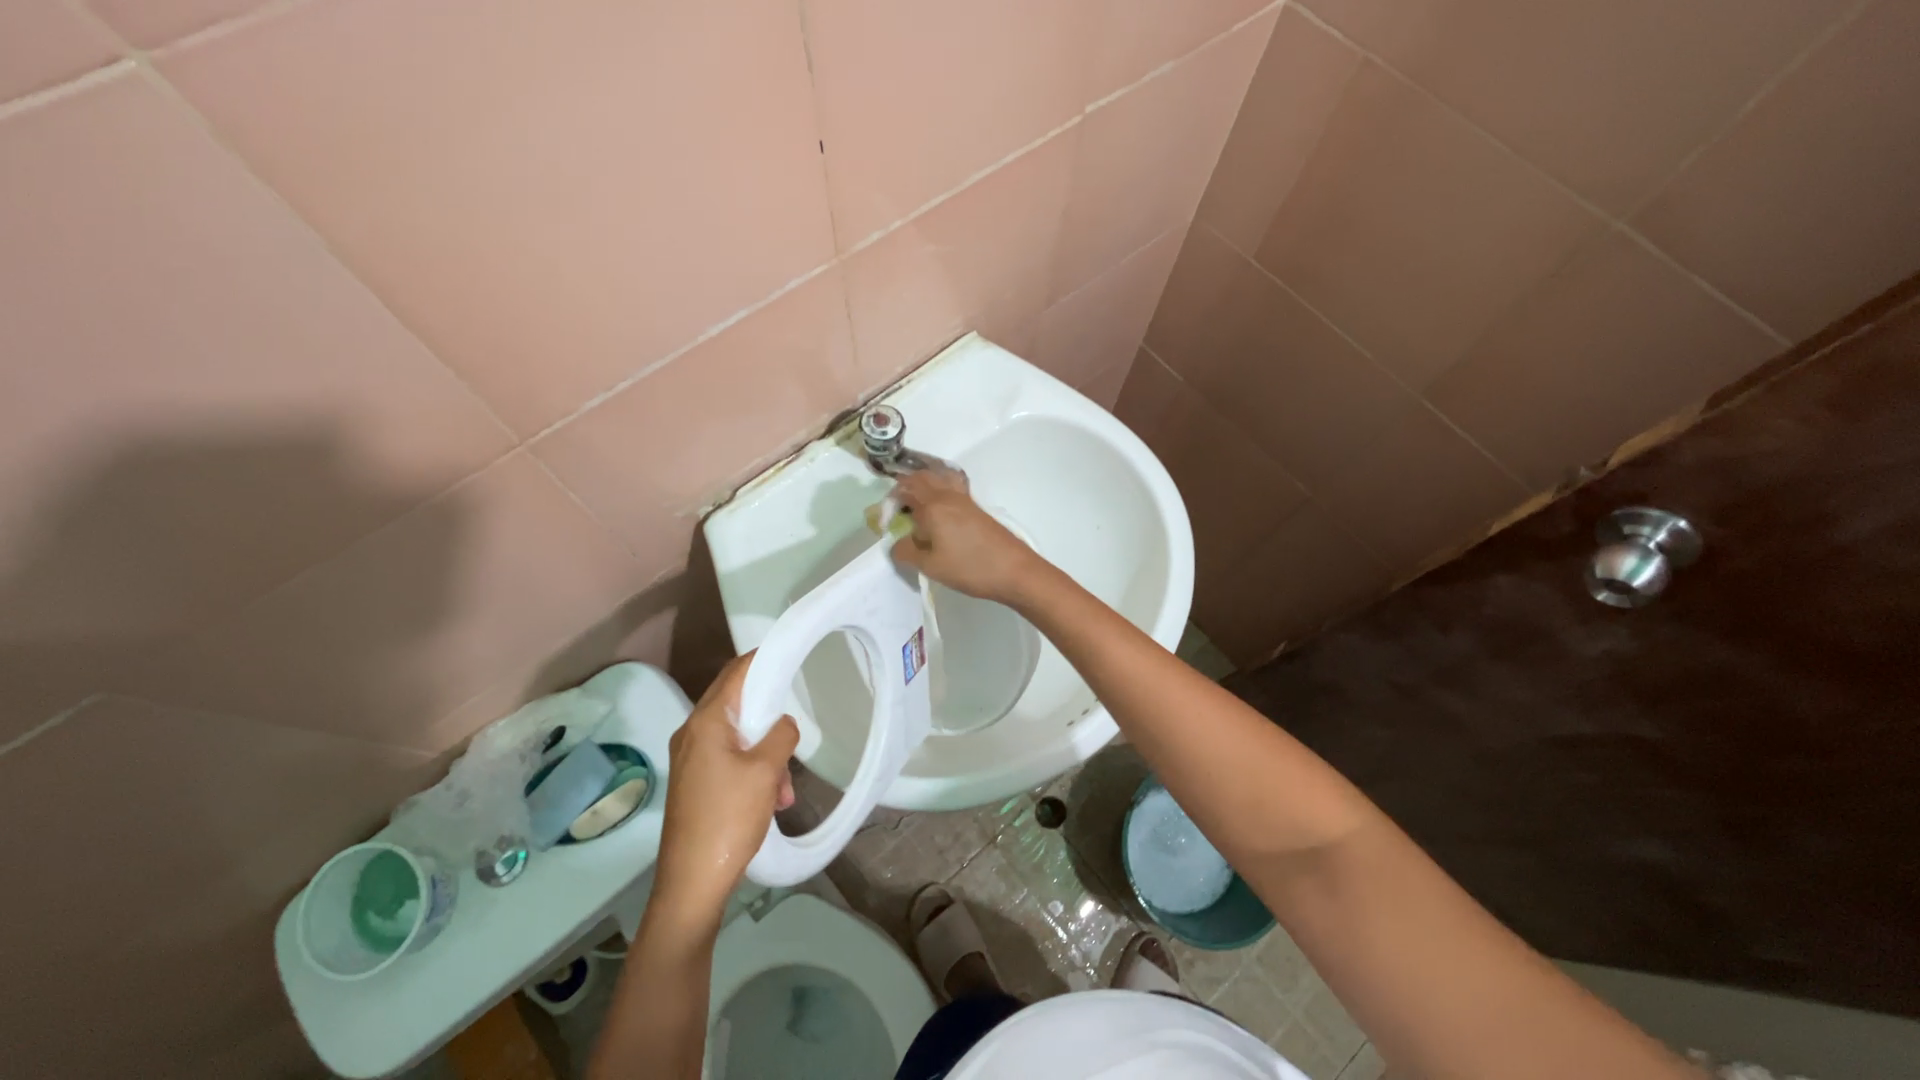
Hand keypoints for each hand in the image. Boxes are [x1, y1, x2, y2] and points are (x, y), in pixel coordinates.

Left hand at [653, 653, 798, 922]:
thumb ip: (781, 735)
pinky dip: (753, 770)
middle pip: (735, 704)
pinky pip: (729, 760)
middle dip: (769, 715)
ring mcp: (690, 759)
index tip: (790, 653)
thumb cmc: (729, 818)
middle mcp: (692, 734)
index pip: (736, 673)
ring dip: (766, 752)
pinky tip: (771, 800)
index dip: (763, 658)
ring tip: (785, 787)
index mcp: (706, 722)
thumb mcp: (767, 772)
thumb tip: (783, 723)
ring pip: (737, 737)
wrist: (692, 880)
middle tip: (795, 727)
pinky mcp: (694, 783)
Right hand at [889, 468, 1046, 604]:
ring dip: (923, 488)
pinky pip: (952, 488)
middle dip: (905, 489)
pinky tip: (939, 516)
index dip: (889, 502)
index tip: (885, 524)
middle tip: (898, 512)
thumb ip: (906, 551)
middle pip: (922, 477)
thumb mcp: (930, 566)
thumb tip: (897, 544)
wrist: (1015, 570)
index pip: (904, 489)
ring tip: (917, 511)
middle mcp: (948, 495)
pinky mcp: (977, 509)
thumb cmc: (970, 568)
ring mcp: (965, 500)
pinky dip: (939, 493)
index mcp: (933, 505)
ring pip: (939, 479)